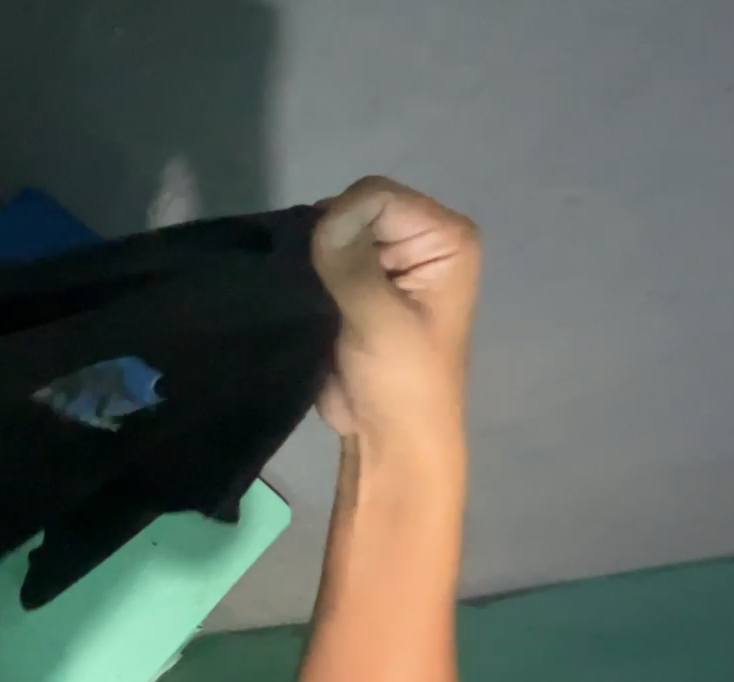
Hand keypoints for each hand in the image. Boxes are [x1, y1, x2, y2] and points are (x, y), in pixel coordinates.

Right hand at [311, 177, 480, 450]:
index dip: (340, 223)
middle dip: (321, 241)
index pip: (377, 197)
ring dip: (305, 262)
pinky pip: (315, 265)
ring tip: (298, 296)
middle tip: (309, 288)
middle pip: (352, 211)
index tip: (322, 270)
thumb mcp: (380, 323)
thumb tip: (324, 215)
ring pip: (328, 237)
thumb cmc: (400, 379)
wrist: (387, 431)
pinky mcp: (348, 289)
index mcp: (442, 239)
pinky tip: (291, 299)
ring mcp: (380, 265)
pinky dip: (298, 277)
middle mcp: (414, 241)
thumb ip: (353, 267)